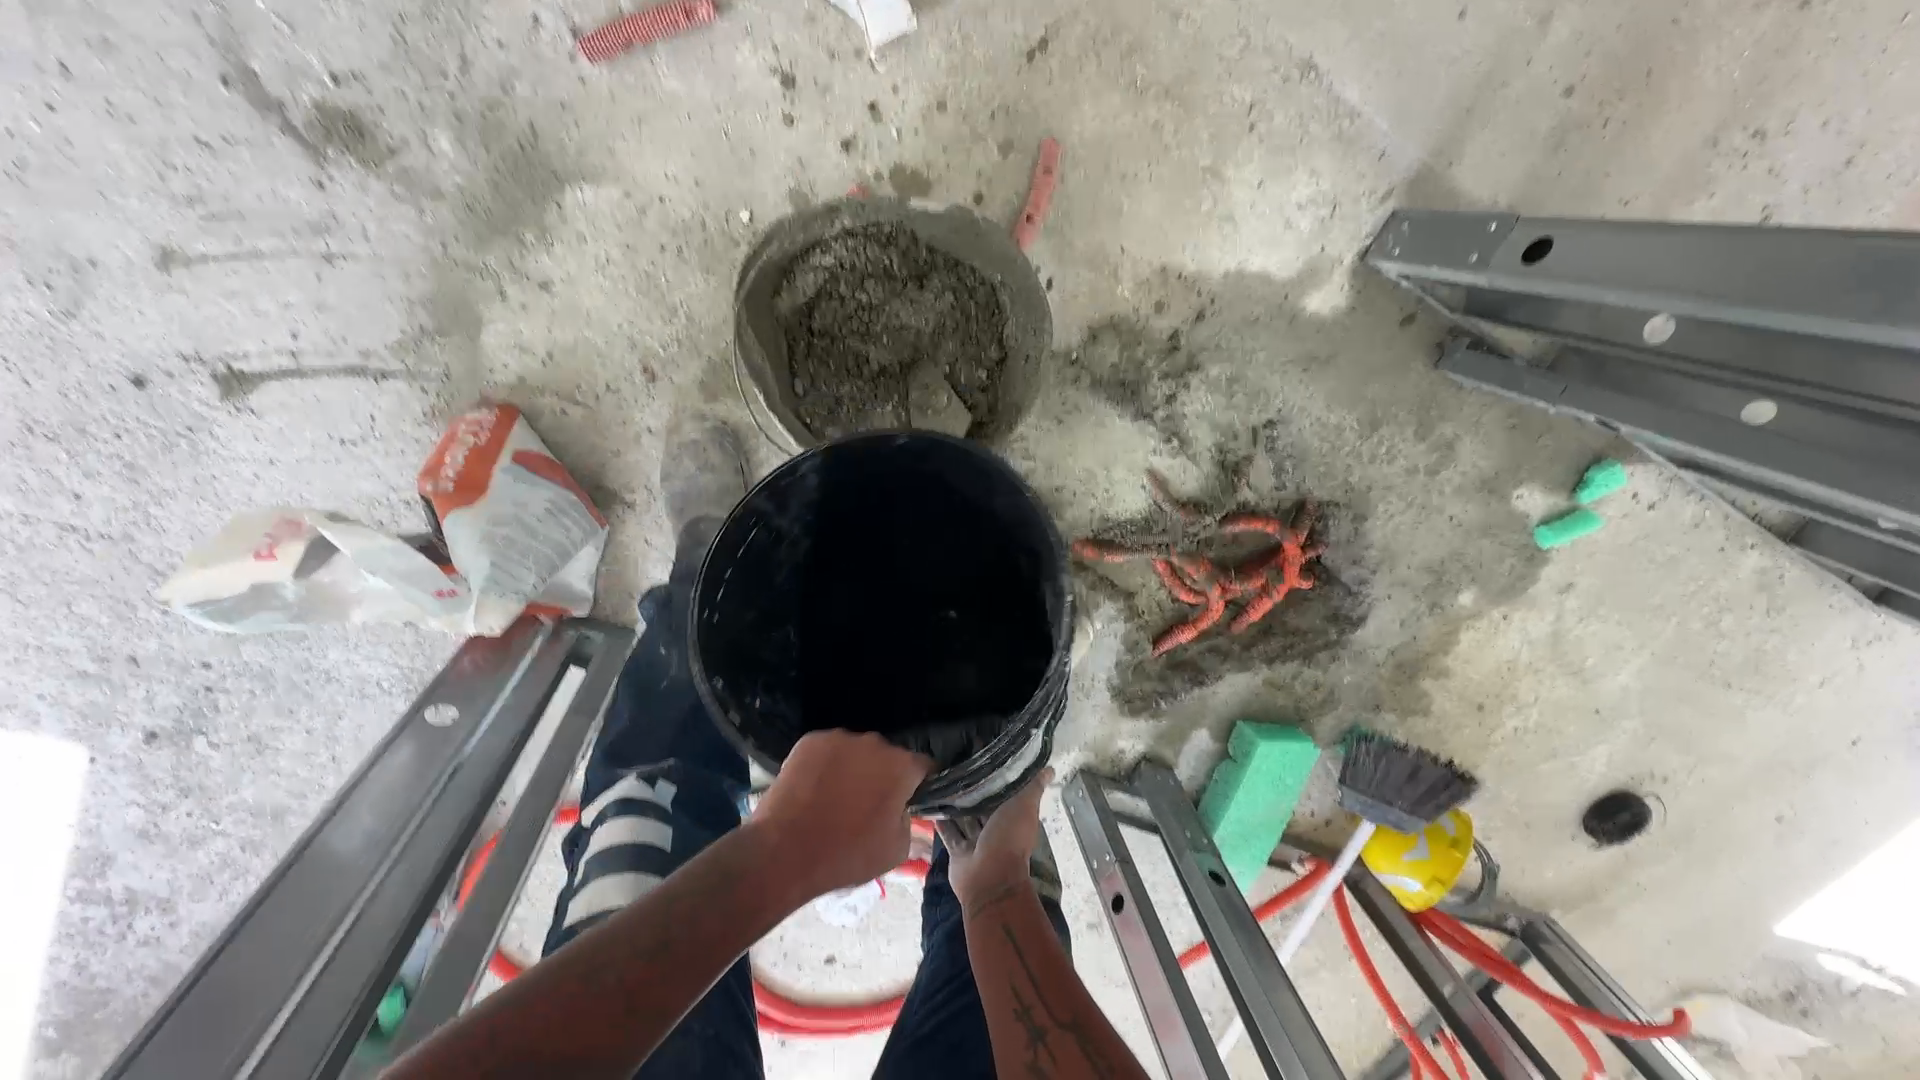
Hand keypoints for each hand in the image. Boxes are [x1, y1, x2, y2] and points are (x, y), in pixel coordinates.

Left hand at [752, 730, 932, 898]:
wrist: (784, 852)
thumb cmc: (846, 855)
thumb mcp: (897, 849)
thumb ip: (908, 819)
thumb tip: (899, 807)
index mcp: (901, 767)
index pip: (923, 767)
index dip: (919, 784)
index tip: (908, 801)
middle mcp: (875, 743)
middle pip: (888, 757)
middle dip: (883, 775)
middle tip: (868, 805)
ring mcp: (839, 738)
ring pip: (856, 751)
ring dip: (854, 768)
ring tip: (836, 798)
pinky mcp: (810, 740)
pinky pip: (828, 751)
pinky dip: (826, 765)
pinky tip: (815, 789)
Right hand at [940, 767, 1051, 909]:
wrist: (989, 879)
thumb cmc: (1009, 839)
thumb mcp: (1024, 806)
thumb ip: (1033, 787)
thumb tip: (1050, 769)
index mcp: (1014, 817)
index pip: (1004, 792)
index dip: (996, 776)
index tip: (982, 756)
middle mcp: (996, 829)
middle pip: (982, 805)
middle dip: (973, 790)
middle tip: (955, 765)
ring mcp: (976, 842)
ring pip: (964, 818)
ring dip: (955, 804)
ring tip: (940, 781)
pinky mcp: (958, 852)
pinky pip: (949, 833)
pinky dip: (941, 821)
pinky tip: (931, 803)